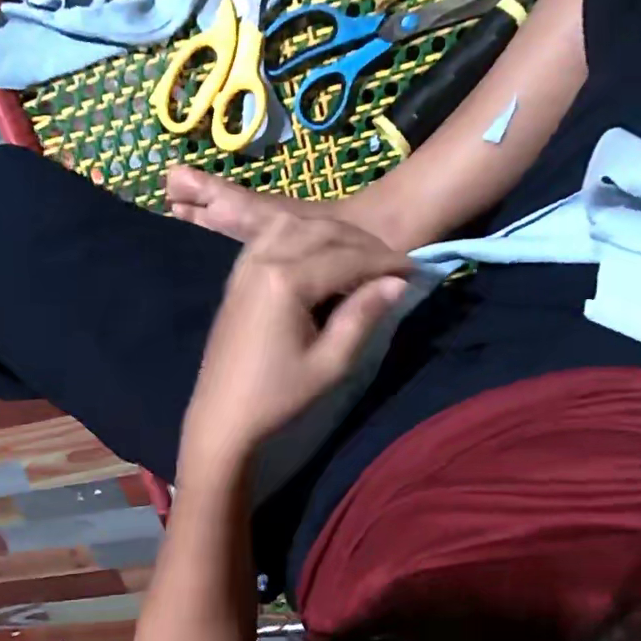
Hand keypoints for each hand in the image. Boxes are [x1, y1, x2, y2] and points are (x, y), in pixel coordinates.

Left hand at [177, 215, 410, 482]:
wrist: (222, 415)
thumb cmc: (277, 396)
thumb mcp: (330, 362)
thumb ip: (363, 315)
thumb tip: (397, 281)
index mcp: (285, 281)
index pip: (348, 257)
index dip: (387, 262)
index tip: (418, 272)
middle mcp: (262, 262)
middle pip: (321, 231)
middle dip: (363, 243)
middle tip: (392, 266)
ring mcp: (244, 267)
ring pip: (292, 225)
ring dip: (329, 233)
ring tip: (358, 259)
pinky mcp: (235, 278)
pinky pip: (267, 238)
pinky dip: (297, 237)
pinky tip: (316, 259)